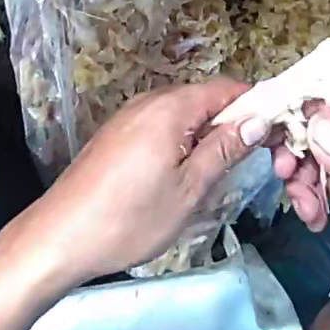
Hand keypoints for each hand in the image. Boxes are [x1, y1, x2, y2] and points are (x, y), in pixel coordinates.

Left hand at [10, 79, 257, 279]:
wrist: (55, 240)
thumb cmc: (129, 218)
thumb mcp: (189, 189)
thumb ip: (225, 149)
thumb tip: (259, 120)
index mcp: (172, 108)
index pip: (228, 88)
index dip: (256, 105)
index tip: (274, 132)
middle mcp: (150, 101)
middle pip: (206, 99)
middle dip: (232, 122)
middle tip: (248, 160)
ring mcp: (129, 116)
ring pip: (184, 113)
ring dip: (206, 134)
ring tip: (214, 172)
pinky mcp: (116, 134)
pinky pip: (162, 124)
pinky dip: (181, 140)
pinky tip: (179, 174)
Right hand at [275, 98, 329, 294]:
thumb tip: (315, 123)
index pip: (324, 105)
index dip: (295, 128)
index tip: (280, 164)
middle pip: (319, 129)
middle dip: (299, 161)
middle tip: (295, 196)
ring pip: (321, 152)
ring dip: (307, 182)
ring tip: (311, 216)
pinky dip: (320, 194)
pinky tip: (320, 219)